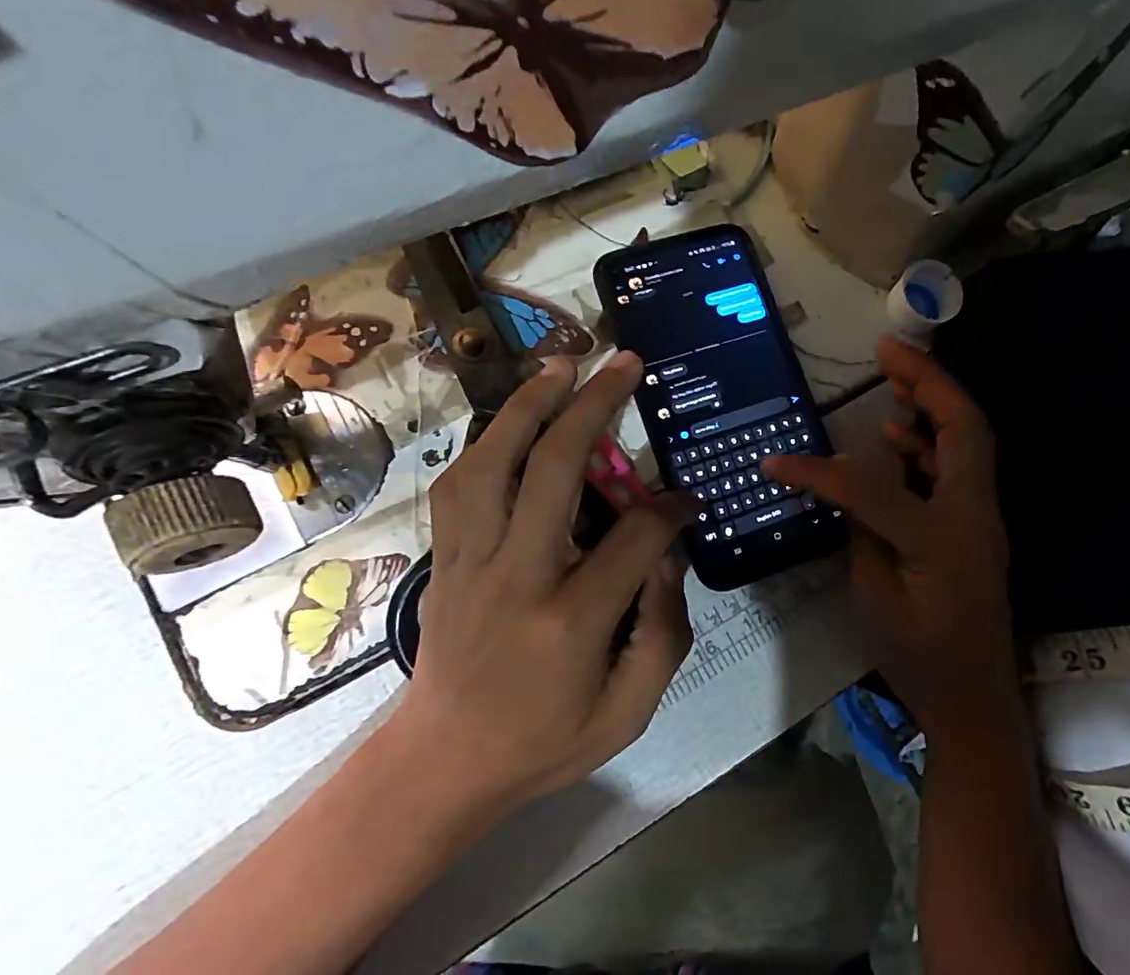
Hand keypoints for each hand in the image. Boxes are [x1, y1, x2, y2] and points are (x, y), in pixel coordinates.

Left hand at [399, 352, 694, 810]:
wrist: (442, 764)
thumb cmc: (545, 742)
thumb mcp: (629, 710)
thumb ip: (663, 631)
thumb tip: (667, 555)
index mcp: (571, 618)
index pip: (634, 536)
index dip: (670, 508)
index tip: (687, 499)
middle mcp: (516, 574)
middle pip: (555, 467)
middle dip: (596, 406)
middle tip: (624, 364)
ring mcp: (470, 561)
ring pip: (493, 460)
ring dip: (528, 404)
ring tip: (560, 365)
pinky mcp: (445, 559)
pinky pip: (459, 483)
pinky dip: (487, 441)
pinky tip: (511, 421)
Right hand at [763, 337, 1017, 735]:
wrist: (974, 702)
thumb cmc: (921, 660)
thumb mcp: (875, 599)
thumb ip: (862, 532)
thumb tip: (850, 487)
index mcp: (943, 538)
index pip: (874, 486)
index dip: (821, 471)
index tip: (777, 462)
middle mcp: (973, 516)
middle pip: (965, 428)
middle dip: (928, 380)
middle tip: (887, 350)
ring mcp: (980, 520)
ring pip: (968, 442)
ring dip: (933, 403)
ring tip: (894, 375)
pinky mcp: (974, 528)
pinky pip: (957, 469)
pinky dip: (930, 443)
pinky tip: (899, 436)